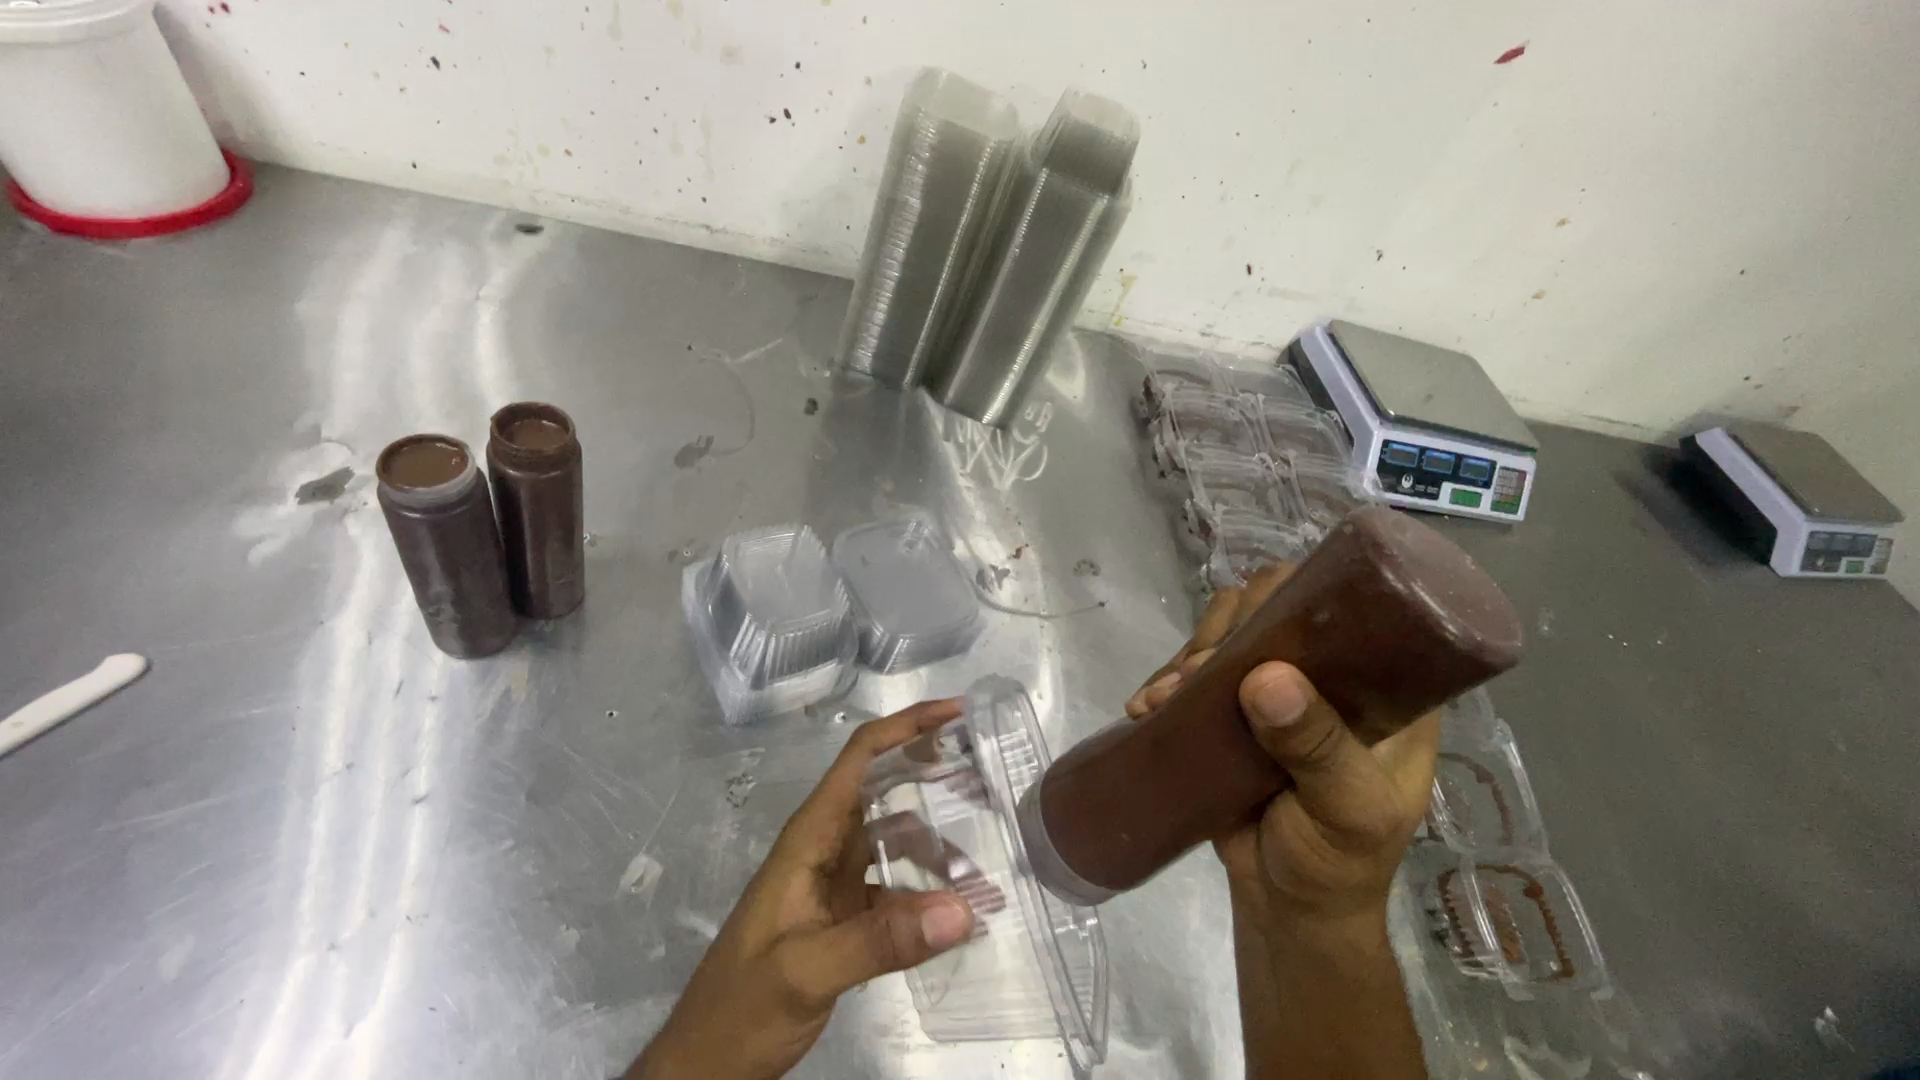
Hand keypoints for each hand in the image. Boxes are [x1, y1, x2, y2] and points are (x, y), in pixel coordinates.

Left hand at [629, 700, 977, 1079]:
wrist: (705, 1063)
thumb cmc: (742, 1005)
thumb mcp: (807, 971)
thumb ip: (881, 941)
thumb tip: (964, 909)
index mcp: (810, 837)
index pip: (860, 758)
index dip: (907, 726)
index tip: (958, 713)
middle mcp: (825, 847)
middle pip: (885, 789)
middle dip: (934, 774)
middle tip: (990, 774)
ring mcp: (835, 882)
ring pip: (895, 840)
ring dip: (939, 843)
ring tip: (989, 863)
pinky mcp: (844, 916)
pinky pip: (896, 889)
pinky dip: (929, 893)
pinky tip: (960, 914)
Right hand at [1132, 563, 1437, 1077]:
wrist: (1285, 909)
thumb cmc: (1338, 863)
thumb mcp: (1346, 810)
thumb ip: (1317, 747)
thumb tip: (1267, 677)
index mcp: (1383, 687)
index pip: (1347, 608)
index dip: (1297, 600)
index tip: (1249, 628)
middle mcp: (1330, 676)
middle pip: (1274, 607)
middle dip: (1224, 632)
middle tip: (1194, 676)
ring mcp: (1277, 691)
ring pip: (1228, 632)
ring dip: (1188, 654)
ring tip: (1164, 699)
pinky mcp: (1232, 711)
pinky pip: (1196, 671)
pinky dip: (1166, 680)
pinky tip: (1145, 708)